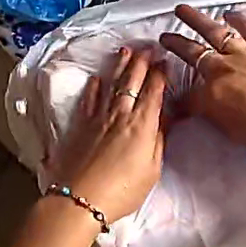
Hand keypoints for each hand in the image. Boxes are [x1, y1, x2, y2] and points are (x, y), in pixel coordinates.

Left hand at [44, 46, 167, 221]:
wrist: (80, 198)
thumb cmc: (122, 190)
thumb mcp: (152, 169)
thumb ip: (158, 140)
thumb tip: (165, 119)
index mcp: (142, 125)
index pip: (154, 91)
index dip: (160, 74)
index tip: (165, 62)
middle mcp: (120, 115)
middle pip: (132, 81)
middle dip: (141, 62)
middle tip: (147, 48)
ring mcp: (98, 118)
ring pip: (110, 85)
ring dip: (119, 67)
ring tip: (125, 52)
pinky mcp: (80, 125)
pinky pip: (89, 100)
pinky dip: (94, 87)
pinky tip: (98, 78)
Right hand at [158, 4, 245, 160]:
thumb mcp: (234, 132)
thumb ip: (215, 115)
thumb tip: (203, 108)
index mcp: (212, 96)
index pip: (187, 98)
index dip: (180, 101)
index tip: (177, 104)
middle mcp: (222, 69)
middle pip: (192, 53)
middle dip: (174, 44)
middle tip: (163, 37)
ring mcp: (245, 53)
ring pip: (214, 32)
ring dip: (195, 20)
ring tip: (182, 10)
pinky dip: (237, 20)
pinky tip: (229, 15)